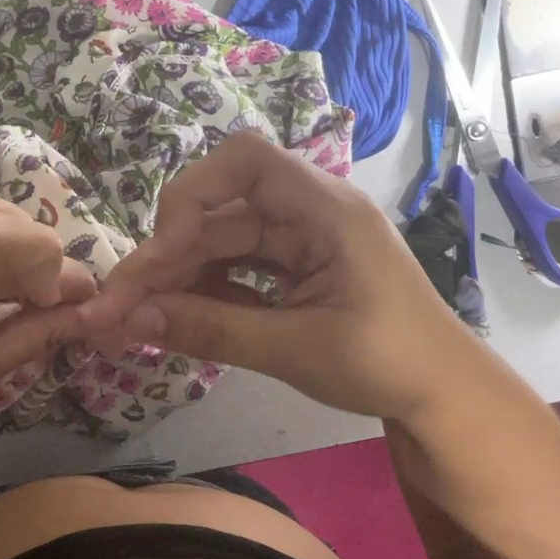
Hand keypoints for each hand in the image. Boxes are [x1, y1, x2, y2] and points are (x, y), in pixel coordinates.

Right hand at [81, 132, 494, 423]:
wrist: (444, 396)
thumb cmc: (387, 363)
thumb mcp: (294, 349)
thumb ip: (210, 328)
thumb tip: (129, 319)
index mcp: (325, 211)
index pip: (244, 162)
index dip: (190, 195)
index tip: (162, 252)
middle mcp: (306, 214)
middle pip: (215, 214)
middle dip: (163, 258)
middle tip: (115, 308)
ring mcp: (297, 242)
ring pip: (216, 243)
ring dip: (175, 278)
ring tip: (134, 320)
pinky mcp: (291, 270)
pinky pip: (232, 268)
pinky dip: (201, 292)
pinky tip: (176, 319)